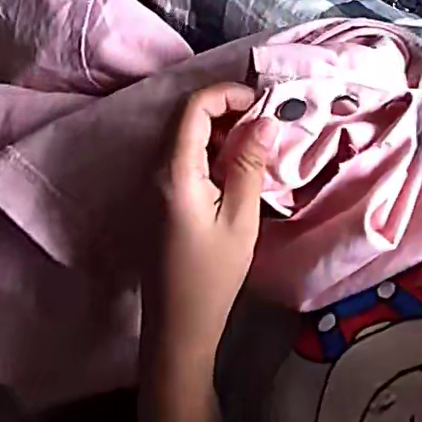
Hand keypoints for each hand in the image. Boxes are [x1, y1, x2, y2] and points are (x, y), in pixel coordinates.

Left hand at [146, 83, 278, 359]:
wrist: (177, 327)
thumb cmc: (212, 276)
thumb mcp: (241, 219)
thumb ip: (250, 164)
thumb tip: (265, 120)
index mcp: (175, 172)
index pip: (193, 108)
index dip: (227, 93)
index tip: (261, 102)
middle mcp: (158, 171)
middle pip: (187, 117)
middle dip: (228, 108)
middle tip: (265, 121)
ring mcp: (156, 184)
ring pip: (186, 135)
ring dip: (221, 128)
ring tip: (257, 141)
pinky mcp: (162, 197)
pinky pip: (185, 156)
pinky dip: (212, 148)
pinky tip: (237, 165)